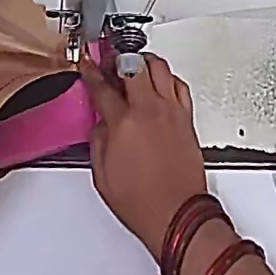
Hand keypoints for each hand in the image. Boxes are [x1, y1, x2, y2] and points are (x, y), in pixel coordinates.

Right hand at [81, 54, 208, 257]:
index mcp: (123, 123)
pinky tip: (161, 82)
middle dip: (118, 59)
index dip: (92, 72)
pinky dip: (168, 78)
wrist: (177, 215)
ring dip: (144, 62)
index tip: (89, 66)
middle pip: (133, 65)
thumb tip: (100, 124)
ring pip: (159, 67)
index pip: (103, 86)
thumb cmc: (143, 201)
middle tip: (112, 61)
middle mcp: (149, 110)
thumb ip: (98, 140)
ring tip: (136, 64)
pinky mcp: (187, 118)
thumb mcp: (102, 173)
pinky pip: (179, 85)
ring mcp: (171, 111)